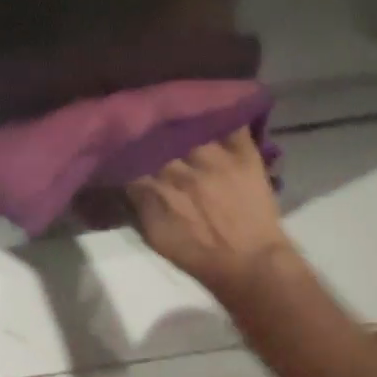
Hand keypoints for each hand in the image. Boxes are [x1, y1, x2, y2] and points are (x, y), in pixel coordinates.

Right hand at [125, 127, 292, 298]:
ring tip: (182, 124)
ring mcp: (215, 158)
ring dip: (185, 127)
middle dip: (154, 139)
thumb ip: (140, 206)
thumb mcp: (155, 237)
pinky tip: (217, 114)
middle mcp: (181, 168)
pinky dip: (224, 116)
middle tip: (154, 140)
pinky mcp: (244, 153)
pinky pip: (232, 122)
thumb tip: (128, 185)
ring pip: (191, 128)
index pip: (133, 161)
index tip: (128, 156)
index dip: (129, 157)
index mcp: (156, 190)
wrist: (249, 262)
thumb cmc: (198, 256)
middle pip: (161, 141)